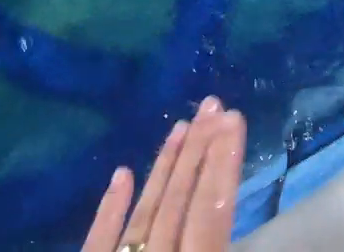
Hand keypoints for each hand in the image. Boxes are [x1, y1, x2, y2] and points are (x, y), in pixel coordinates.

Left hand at [83, 98, 246, 251]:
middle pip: (179, 201)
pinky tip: (122, 173)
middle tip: (213, 105)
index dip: (224, 164)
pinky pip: (99, 238)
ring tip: (182, 123)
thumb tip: (245, 219)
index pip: (211, 212)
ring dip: (165, 166)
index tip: (234, 118)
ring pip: (146, 211)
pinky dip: (112, 206)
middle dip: (200, 150)